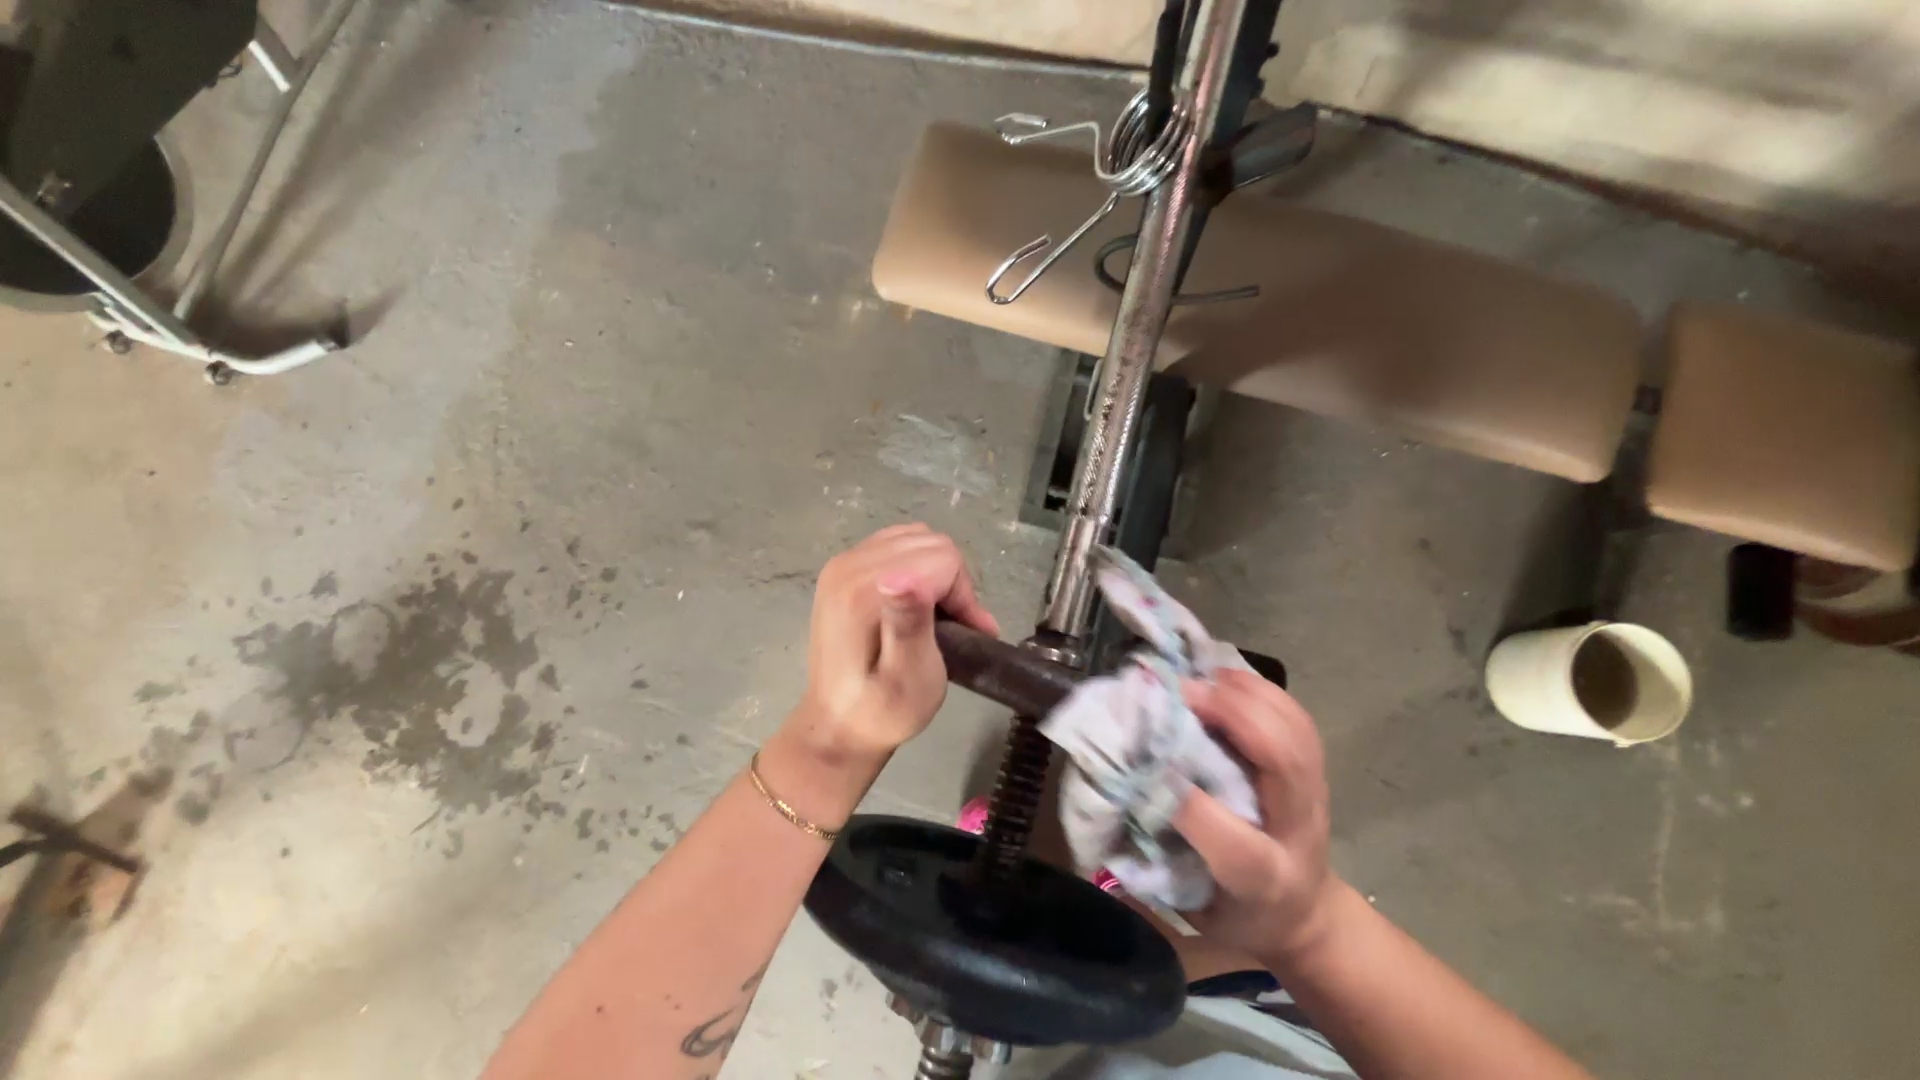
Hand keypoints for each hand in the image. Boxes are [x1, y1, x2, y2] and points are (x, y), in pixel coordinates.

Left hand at [786, 524, 998, 762]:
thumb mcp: (908, 679)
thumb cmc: (883, 711)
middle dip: (953, 582)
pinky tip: (916, 601)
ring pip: (916, 538)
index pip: (942, 559)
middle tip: (956, 628)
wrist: (838, 725)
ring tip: (937, 616)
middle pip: (931, 543)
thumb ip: (910, 626)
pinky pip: (897, 544)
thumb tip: (905, 576)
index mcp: (864, 591)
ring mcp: (842, 563)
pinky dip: (918, 565)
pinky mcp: (842, 568)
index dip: (963, 595)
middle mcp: (848, 565)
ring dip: (937, 572)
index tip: (965, 634)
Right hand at [1174, 670, 1339, 963]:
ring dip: (1247, 694)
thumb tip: (1111, 804)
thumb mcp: (1193, 908)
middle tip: (1179, 692)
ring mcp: (1314, 796)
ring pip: (1295, 730)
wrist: (1305, 915)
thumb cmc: (1236, 912)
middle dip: (1232, 717)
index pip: (1233, 841)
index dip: (1189, 802)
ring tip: (1200, 678)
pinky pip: (1296, 717)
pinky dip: (1261, 690)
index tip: (1147, 768)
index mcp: (1263, 880)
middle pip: (1283, 763)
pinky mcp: (1315, 770)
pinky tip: (1225, 679)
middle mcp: (1297, 832)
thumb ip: (1156, 865)